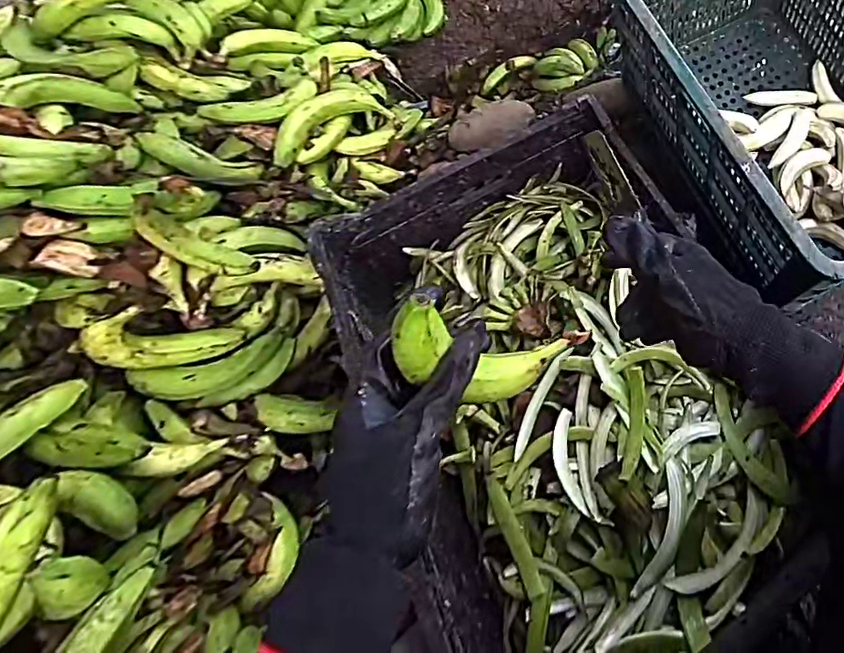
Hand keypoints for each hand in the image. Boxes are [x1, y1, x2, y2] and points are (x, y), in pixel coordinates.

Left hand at [265, 326, 484, 651]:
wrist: (375, 552)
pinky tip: (476, 378)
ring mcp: (397, 420)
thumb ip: (447, 378)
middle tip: (467, 314)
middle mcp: (379, 401)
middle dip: (437, 333)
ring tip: (478, 339)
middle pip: (409, 356)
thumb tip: (474, 330)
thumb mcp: (419, 425)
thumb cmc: (385, 485)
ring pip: (425, 377)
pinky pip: (436, 399)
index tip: (438, 291)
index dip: (412, 313)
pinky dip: (456, 385)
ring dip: (450, 359)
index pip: (388, 339)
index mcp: (365, 393)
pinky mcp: (415, 438)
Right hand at [605, 216, 843, 422]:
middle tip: (618, 310)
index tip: (603, 260)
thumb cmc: (707, 314)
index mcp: (679, 253)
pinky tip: (651, 337)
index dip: (621, 250)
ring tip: (631, 330)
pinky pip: (671, 314)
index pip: (643, 243)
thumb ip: (641, 255)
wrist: (749, 347)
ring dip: (641, 312)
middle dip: (630, 291)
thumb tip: (614, 224)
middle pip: (649, 273)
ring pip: (658, 297)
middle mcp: (687, 268)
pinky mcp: (700, 316)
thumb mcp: (668, 282)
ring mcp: (695, 292)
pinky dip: (656, 323)